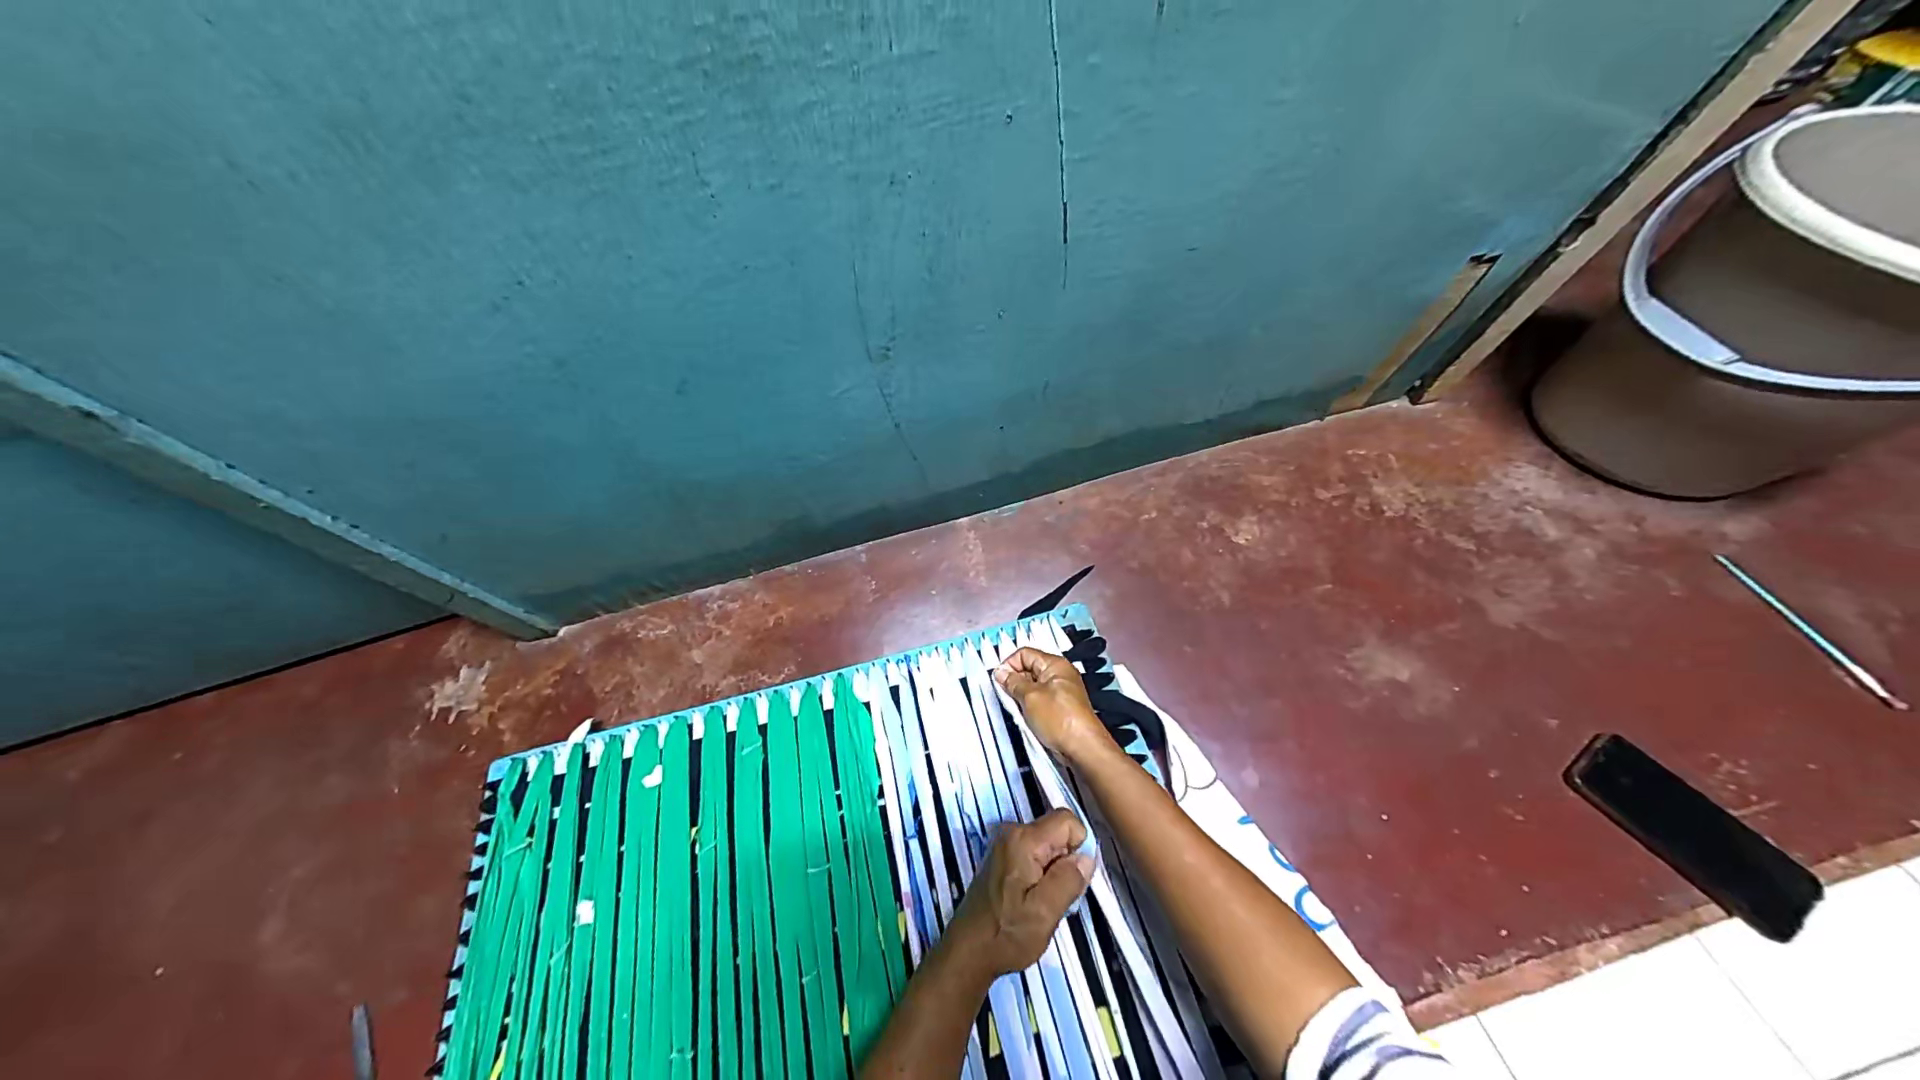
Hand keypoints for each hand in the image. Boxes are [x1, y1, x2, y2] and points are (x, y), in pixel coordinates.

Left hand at [946, 809, 1095, 976]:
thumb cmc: (1006, 934)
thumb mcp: (1044, 913)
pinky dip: (1041, 875)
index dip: (1078, 848)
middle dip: (1066, 862)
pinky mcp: (1003, 857)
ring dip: (1054, 872)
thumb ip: (1067, 880)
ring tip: (1042, 902)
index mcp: (1023, 839)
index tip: (1071, 879)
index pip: (1067, 821)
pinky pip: (1035, 855)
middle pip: (1057, 833)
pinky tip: (1030, 900)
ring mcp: (1005, 844)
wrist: (968, 950)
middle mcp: (1013, 832)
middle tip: (1055, 897)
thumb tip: (1086, 857)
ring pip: (1049, 846)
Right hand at [993, 647, 1110, 764]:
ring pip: (1031, 689)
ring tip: (1022, 711)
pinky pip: (1038, 704)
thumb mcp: (1030, 697)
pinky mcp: (1059, 710)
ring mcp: (1060, 694)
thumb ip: (1013, 682)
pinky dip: (1030, 711)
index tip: (1000, 679)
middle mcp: (1060, 676)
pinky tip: (1029, 720)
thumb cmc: (1065, 721)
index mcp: (1055, 665)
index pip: (1024, 654)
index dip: (1009, 664)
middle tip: (1009, 696)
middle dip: (1015, 683)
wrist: (1081, 748)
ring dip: (1022, 700)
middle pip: (1028, 671)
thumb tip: (1002, 673)